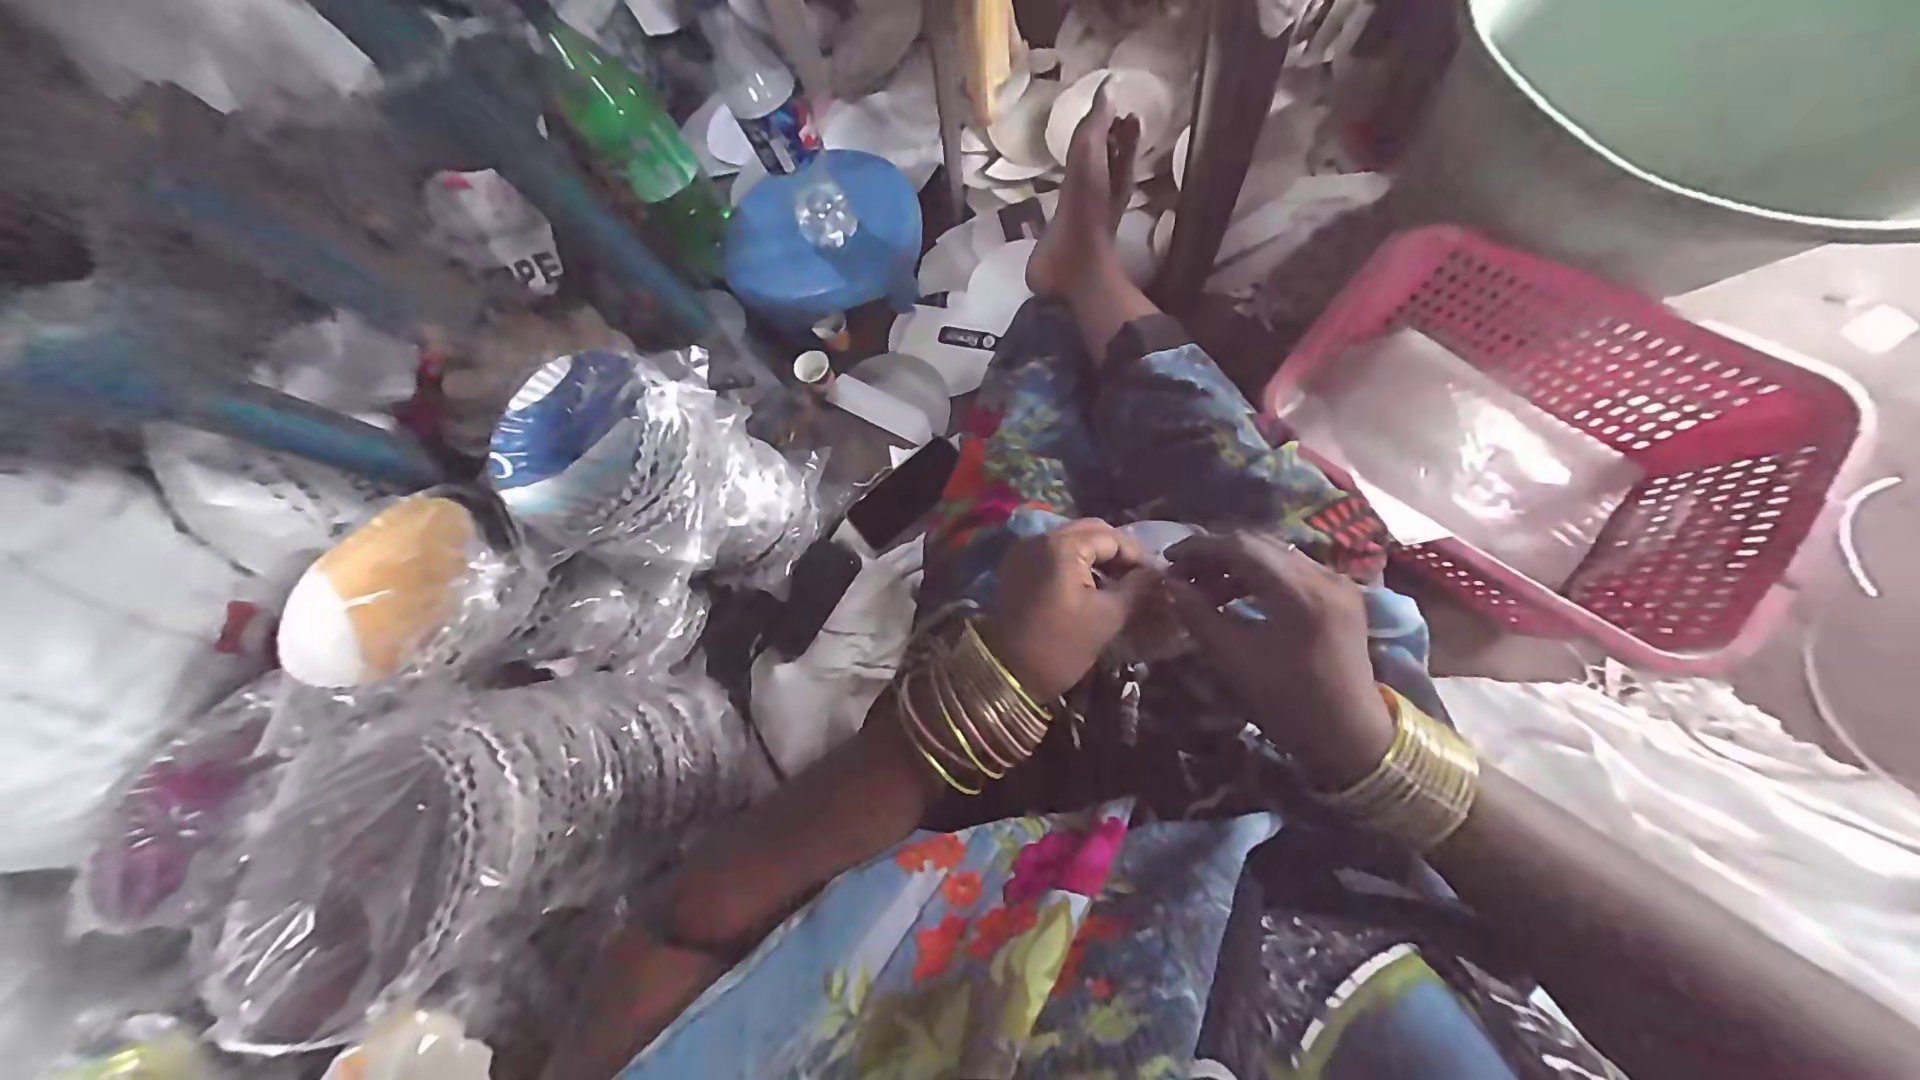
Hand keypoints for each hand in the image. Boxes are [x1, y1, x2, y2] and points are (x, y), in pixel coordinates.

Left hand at [979, 519, 1157, 698]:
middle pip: (1089, 531)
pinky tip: (1089, 584)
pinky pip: (1052, 552)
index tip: (1156, 576)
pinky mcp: (1015, 567)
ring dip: (1095, 556)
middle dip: (1116, 551)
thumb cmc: (1062, 645)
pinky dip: (1073, 562)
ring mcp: (1023, 551)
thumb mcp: (1107, 617)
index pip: (1112, 537)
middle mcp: (1039, 537)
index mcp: (1062, 545)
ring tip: (1117, 582)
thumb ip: (1136, 588)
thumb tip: (1156, 573)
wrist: (1009, 673)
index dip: (1138, 556)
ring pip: (1070, 540)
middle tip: (1137, 576)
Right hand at [1026, 79, 1140, 297]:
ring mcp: (1084, 217)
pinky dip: (1067, 195)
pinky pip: (1069, 208)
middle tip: (1102, 129)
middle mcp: (1103, 196)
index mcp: (1115, 177)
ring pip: (1090, 186)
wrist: (1070, 264)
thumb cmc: (1083, 208)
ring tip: (1079, 156)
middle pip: (1109, 166)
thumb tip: (1109, 86)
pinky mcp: (1064, 235)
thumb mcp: (1091, 155)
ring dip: (1087, 171)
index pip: (1123, 147)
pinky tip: (1058, 193)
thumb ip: (1096, 124)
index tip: (1124, 114)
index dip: (1124, 131)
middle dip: (1107, 148)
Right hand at [1163, 530, 1393, 788]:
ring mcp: (1336, 582)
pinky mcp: (1339, 594)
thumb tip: (1168, 584)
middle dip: (1215, 553)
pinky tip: (1235, 594)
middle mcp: (1323, 575)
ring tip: (1204, 586)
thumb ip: (1198, 614)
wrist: (1350, 735)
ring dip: (1235, 564)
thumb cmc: (1288, 700)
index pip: (1240, 547)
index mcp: (1299, 592)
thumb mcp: (1234, 657)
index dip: (1199, 548)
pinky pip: (1290, 569)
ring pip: (1274, 553)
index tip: (1168, 558)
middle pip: (1259, 544)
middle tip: (1182, 572)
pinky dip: (1258, 575)